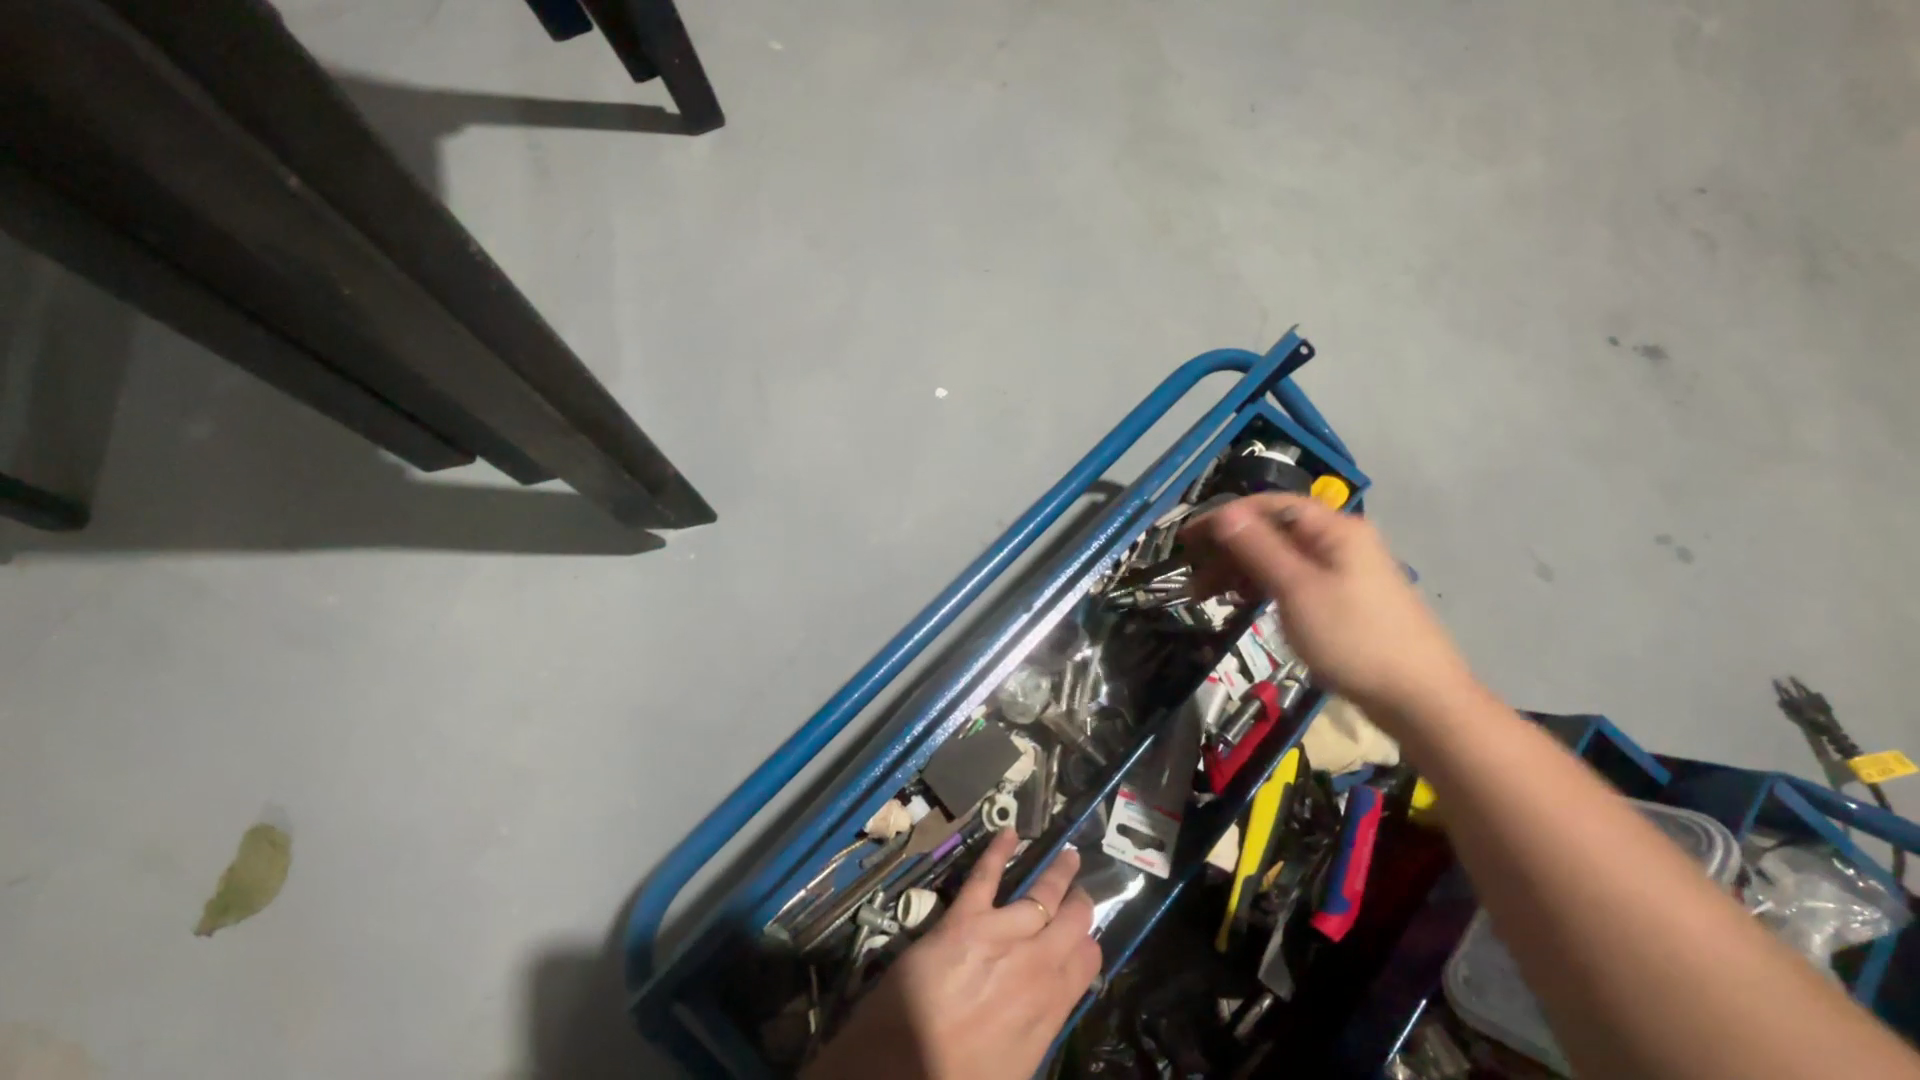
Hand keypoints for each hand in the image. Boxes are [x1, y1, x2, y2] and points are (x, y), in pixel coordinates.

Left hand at [802, 831, 1100, 1079]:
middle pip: (1073, 921)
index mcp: (1052, 1005)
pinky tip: (1010, 832)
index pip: (1089, 959)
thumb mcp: (1018, 1061)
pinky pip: (986, 877)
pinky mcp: (963, 920)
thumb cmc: (960, 1076)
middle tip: (1081, 891)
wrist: (901, 1069)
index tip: (1086, 934)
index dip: (1088, 942)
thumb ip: (1039, 1022)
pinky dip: (998, 852)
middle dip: (1080, 902)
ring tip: (1067, 857)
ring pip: (1041, 894)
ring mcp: (1001, 936)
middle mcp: (1036, 964)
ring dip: (1057, 872)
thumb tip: (1047, 999)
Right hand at [1181, 494, 1472, 714]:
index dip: (1223, 517)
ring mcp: (1345, 571)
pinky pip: (1294, 580)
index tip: (1185, 540)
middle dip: (1229, 548)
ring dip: (1242, 570)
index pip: (1268, 505)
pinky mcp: (1344, 600)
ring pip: (1282, 558)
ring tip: (1208, 596)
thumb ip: (1258, 548)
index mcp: (1334, 529)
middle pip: (1274, 531)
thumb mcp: (1297, 590)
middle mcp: (1340, 541)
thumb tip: (1224, 513)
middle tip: (1192, 577)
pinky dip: (1264, 587)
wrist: (1419, 697)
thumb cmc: (1353, 638)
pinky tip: (1244, 605)